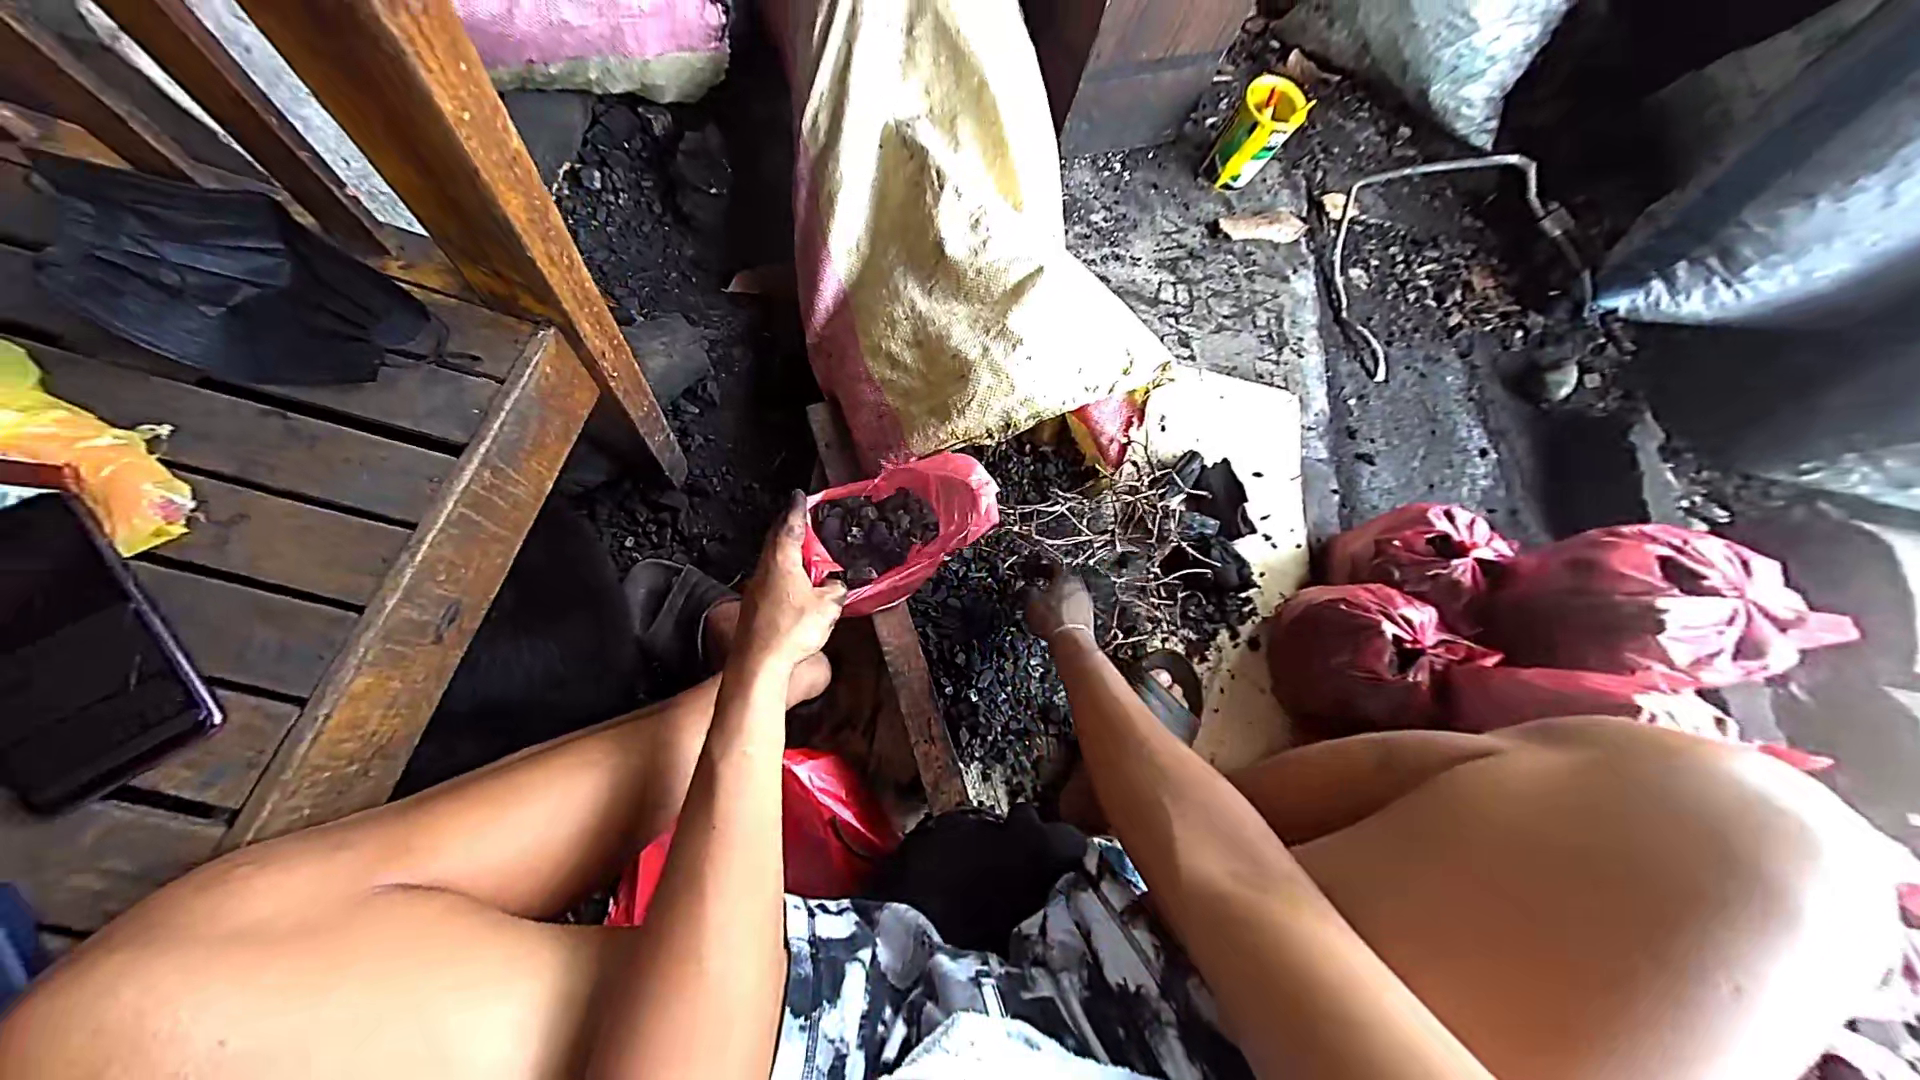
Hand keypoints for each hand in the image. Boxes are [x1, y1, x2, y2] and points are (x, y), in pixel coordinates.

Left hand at [735, 492, 847, 669]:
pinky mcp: (755, 606)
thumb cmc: (788, 632)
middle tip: (808, 525)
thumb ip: (836, 588)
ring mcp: (757, 587)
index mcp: (782, 560)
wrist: (759, 664)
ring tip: (810, 560)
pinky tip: (799, 589)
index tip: (801, 496)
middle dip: (793, 529)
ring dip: (791, 555)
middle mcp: (765, 569)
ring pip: (775, 561)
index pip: (790, 524)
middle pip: (778, 539)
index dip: (799, 508)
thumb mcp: (828, 606)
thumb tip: (837, 584)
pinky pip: (773, 580)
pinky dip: (787, 576)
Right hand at [1023, 568, 1095, 645]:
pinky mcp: (1089, 615)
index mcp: (1065, 576)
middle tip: (1042, 587)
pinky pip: (1075, 607)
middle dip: (1053, 583)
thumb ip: (1029, 591)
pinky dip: (1066, 610)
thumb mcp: (1031, 603)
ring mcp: (1086, 601)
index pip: (1054, 565)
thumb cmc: (1053, 621)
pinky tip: (1057, 618)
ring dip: (1061, 597)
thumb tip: (1027, 589)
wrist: (1071, 641)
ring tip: (1048, 606)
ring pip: (1071, 594)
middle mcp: (1079, 586)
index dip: (1044, 567)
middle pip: (1065, 579)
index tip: (1038, 570)